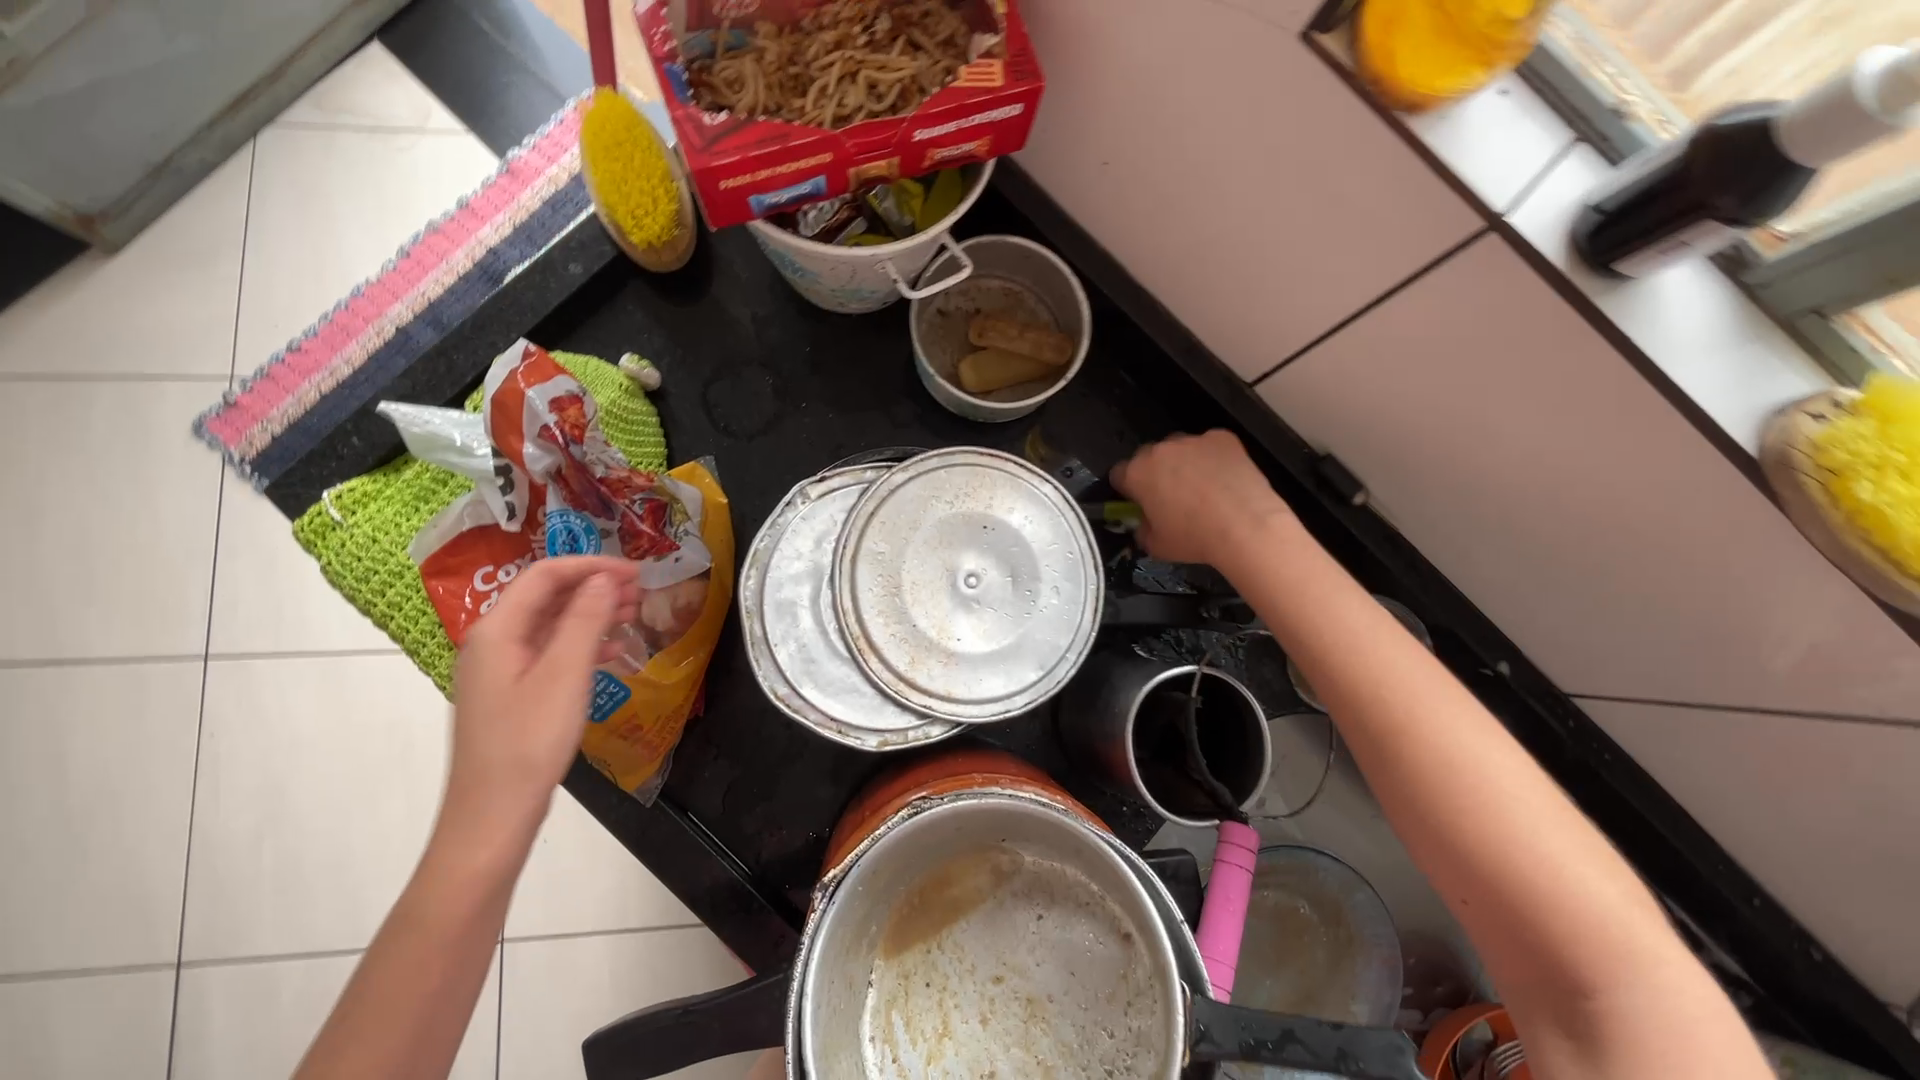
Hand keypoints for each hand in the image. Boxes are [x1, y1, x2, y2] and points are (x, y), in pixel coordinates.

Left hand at [449, 555, 640, 821]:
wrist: (493, 814)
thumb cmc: (529, 741)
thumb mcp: (565, 675)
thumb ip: (586, 620)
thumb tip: (605, 578)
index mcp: (497, 630)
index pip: (545, 575)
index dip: (591, 565)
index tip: (636, 571)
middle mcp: (493, 643)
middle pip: (546, 597)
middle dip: (594, 587)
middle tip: (641, 592)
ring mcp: (501, 670)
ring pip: (550, 626)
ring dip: (591, 614)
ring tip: (634, 614)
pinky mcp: (512, 695)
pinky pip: (550, 653)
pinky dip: (582, 645)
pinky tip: (613, 652)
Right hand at [1111, 430, 1294, 567]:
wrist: (1246, 525)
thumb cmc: (1195, 538)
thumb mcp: (1156, 546)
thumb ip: (1142, 530)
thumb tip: (1145, 523)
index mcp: (1137, 473)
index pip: (1119, 474)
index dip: (1128, 490)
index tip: (1139, 503)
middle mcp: (1160, 450)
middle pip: (1150, 457)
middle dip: (1156, 473)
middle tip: (1172, 498)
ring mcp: (1193, 440)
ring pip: (1180, 449)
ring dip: (1184, 463)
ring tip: (1204, 489)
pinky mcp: (1222, 437)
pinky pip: (1210, 446)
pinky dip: (1213, 459)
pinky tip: (1225, 480)